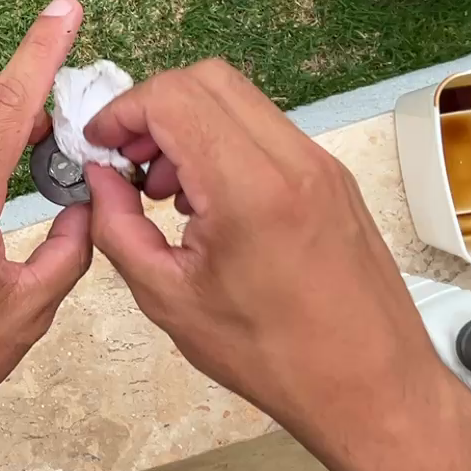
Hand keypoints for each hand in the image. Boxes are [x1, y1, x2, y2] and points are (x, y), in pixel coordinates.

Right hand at [80, 59, 470, 470]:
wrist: (374, 391)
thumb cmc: (267, 355)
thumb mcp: (166, 297)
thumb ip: (117, 226)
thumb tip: (97, 176)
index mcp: (250, 189)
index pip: (174, 98)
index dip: (122, 111)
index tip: (97, 144)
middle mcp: (293, 159)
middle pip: (206, 79)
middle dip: (150, 107)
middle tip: (125, 158)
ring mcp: (320, 163)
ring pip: (236, 98)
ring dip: (184, 123)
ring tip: (161, 186)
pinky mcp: (331, 177)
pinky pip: (262, 128)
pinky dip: (217, 141)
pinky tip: (202, 199)